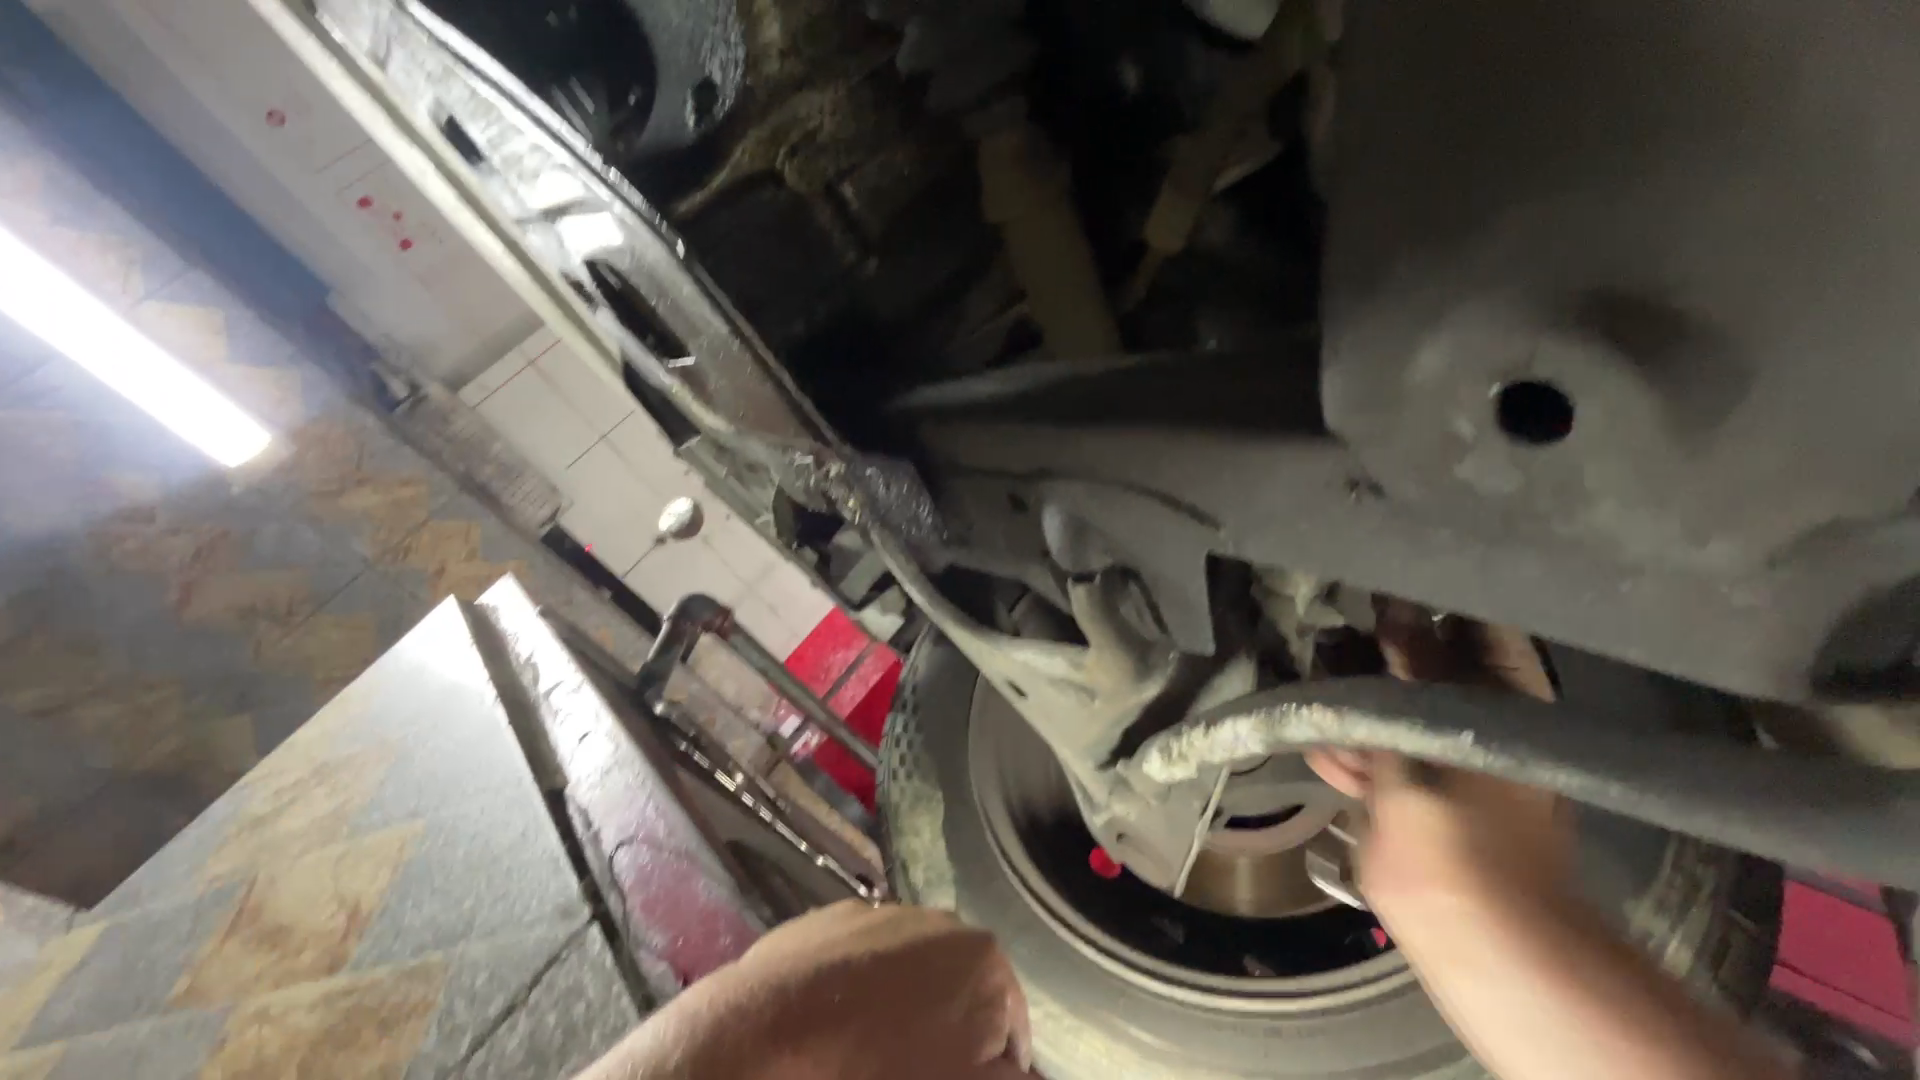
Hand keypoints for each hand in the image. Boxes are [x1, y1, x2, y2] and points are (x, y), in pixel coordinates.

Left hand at [578, 901, 1031, 1079]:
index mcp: (985, 958)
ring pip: (908, 972)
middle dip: (944, 1030)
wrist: (761, 1040)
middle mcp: (941, 920)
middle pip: (958, 991)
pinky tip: (826, 1024)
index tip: (947, 1075)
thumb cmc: (877, 1072)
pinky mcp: (828, 916)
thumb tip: (1016, 1067)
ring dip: (898, 1006)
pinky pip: (858, 959)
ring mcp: (880, 912)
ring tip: (861, 1048)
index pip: (1010, 1030)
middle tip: (906, 1067)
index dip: (986, 1066)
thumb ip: (1008, 1074)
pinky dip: (853, 987)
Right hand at [1306, 606, 1574, 921]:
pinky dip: (1336, 744)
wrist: (1462, 923)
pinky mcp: (1393, 786)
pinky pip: (1360, 748)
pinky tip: (1317, 744)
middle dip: (1367, 650)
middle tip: (1322, 626)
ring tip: (1308, 674)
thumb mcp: (1437, 735)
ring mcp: (1429, 753)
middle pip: (1413, 664)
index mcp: (1502, 699)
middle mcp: (1467, 718)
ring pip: (1379, 705)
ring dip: (1342, 695)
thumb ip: (1414, 671)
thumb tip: (1395, 607)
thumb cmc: (1466, 825)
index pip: (1467, 628)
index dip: (1425, 601)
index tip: (1374, 577)